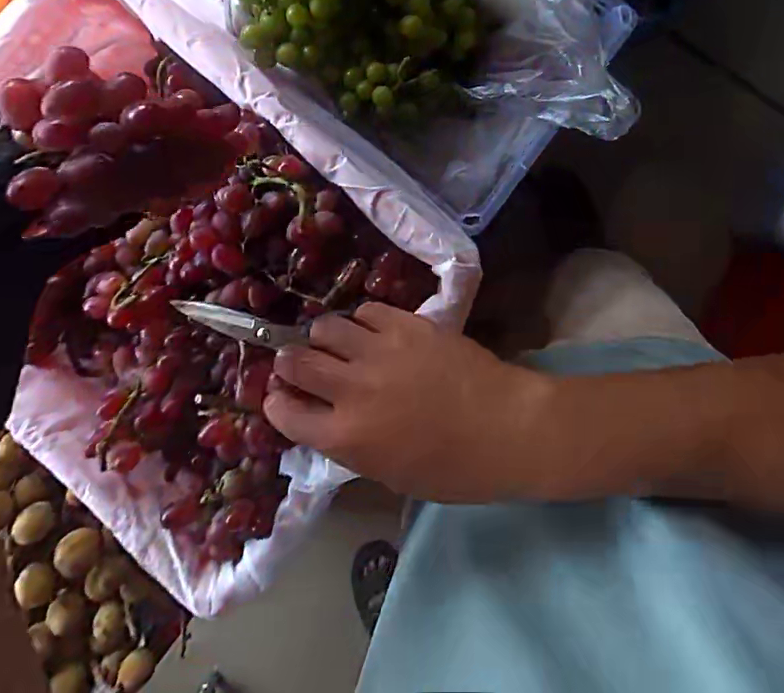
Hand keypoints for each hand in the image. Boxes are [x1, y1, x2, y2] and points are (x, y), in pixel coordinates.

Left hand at [0, 133, 92, 546]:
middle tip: (93, 148)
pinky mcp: (19, 292)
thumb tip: (6, 168)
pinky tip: (120, 211)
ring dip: (68, 193)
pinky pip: (55, 249)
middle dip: (36, 167)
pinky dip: (85, 229)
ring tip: (115, 173)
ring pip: (29, 214)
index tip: (36, 134)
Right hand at [262, 303, 553, 501]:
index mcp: (345, 437)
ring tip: (334, 342)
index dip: (277, 403)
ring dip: (322, 336)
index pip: (285, 413)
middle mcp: (352, 389)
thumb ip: (350, 446)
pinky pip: (366, 310)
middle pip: (296, 362)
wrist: (506, 427)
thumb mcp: (390, 473)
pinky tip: (371, 330)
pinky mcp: (407, 324)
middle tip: (298, 362)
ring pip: (326, 327)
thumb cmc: (453, 468)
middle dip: (288, 362)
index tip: (279, 396)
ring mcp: (379, 350)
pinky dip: (361, 320)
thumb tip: (328, 422)